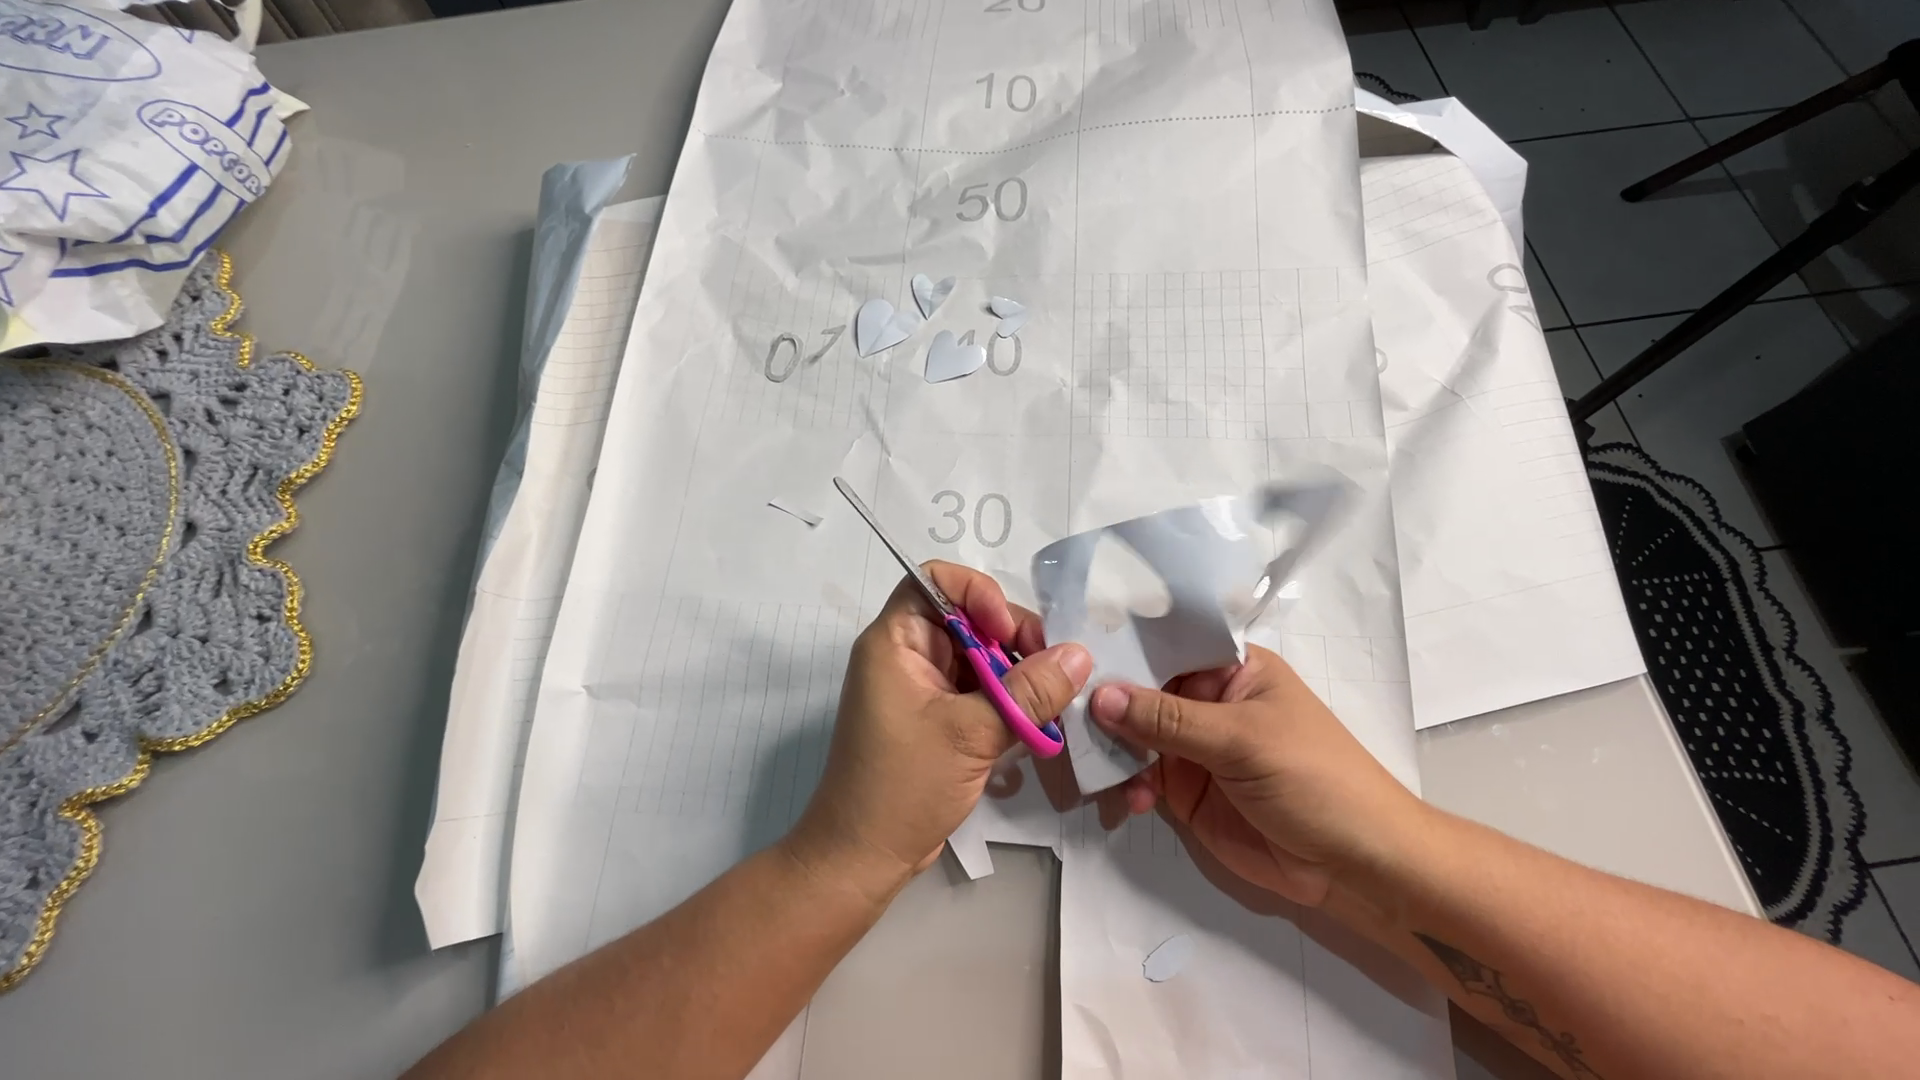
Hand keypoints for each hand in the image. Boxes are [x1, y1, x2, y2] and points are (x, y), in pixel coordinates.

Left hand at [787, 562, 1091, 897]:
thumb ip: (1027, 693)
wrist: (864, 857)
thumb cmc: (902, 786)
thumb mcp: (971, 734)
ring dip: (1019, 676)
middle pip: (969, 619)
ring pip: (983, 658)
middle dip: (1013, 641)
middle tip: (1052, 676)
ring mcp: (925, 689)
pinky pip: (983, 692)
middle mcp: (909, 656)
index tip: (1009, 633)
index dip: (977, 593)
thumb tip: (1080, 655)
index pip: (935, 582)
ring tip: (1052, 704)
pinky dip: (1011, 703)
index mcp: (896, 642)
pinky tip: (1040, 725)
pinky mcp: (941, 719)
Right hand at [1091, 645, 1427, 907]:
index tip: (1069, 645)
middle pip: (1141, 688)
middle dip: (1104, 697)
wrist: (1356, 866)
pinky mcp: (1183, 790)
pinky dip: (1125, 785)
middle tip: (1060, 706)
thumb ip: (1167, 719)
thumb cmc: (1314, 779)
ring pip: (1132, 734)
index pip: (1167, 642)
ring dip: (1109, 745)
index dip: (1122, 642)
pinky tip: (1127, 801)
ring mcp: (1191, 747)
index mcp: (1229, 669)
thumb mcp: (1242, 740)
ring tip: (1088, 759)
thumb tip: (1099, 695)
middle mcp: (1204, 700)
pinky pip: (1139, 777)